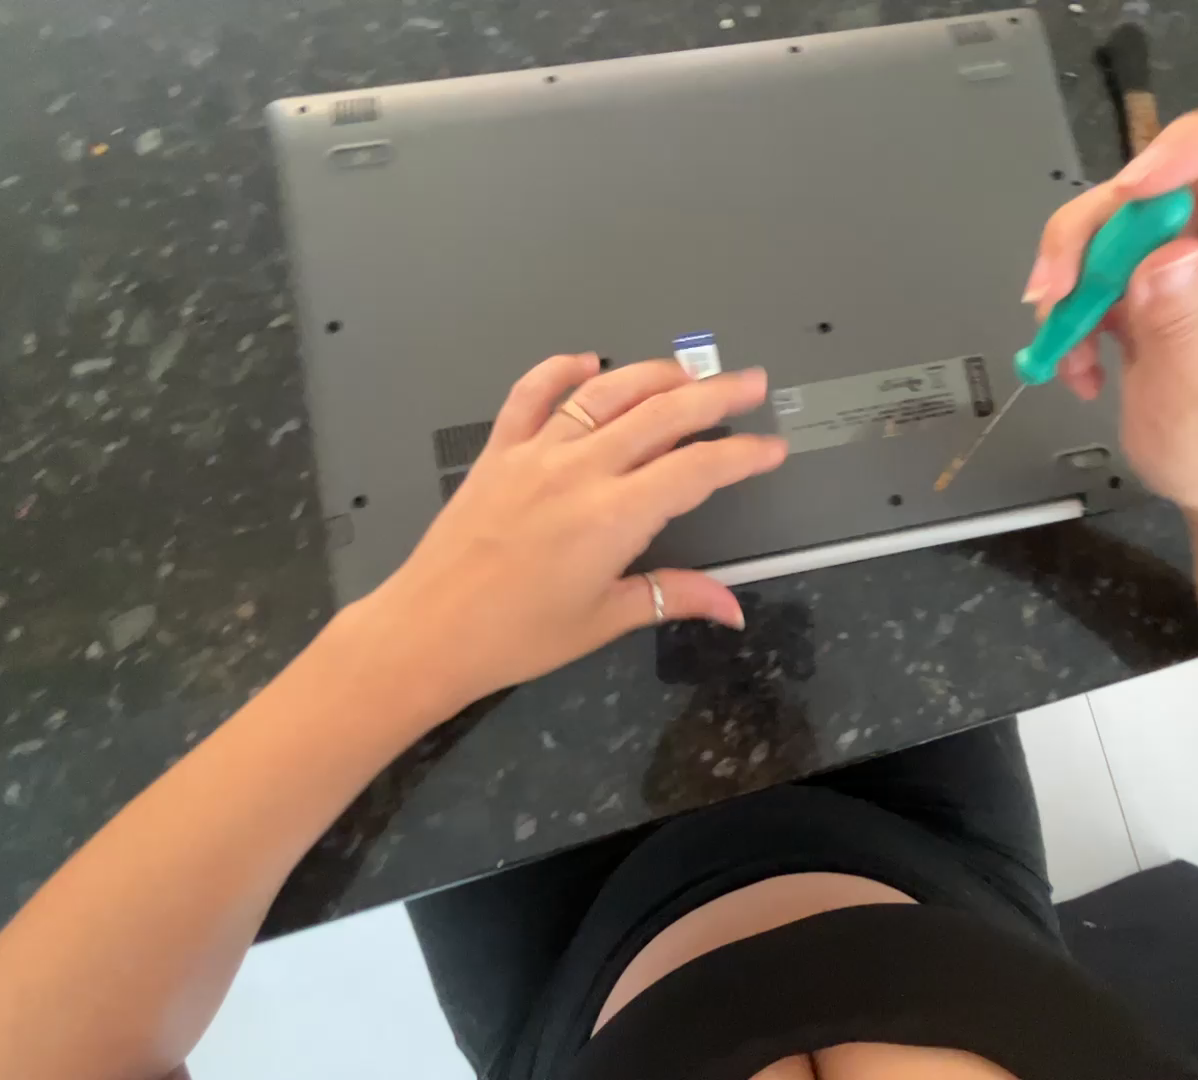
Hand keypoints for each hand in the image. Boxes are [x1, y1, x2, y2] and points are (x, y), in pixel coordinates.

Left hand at [351, 353, 786, 704]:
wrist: (428, 632)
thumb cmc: (516, 636)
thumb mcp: (604, 619)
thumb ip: (674, 597)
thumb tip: (732, 608)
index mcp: (613, 516)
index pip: (696, 470)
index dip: (742, 454)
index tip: (770, 447)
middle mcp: (580, 470)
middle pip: (663, 414)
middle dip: (716, 395)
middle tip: (750, 382)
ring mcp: (537, 453)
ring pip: (606, 391)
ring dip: (654, 374)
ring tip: (688, 371)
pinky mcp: (500, 450)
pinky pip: (531, 394)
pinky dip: (559, 370)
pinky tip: (585, 360)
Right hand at [1020, 109, 1197, 524]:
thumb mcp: (1192, 407)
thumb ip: (1179, 330)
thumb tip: (1163, 254)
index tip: (1127, 190)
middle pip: (1166, 188)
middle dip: (1094, 229)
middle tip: (1053, 291)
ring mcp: (1190, 271)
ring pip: (1118, 227)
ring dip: (1071, 277)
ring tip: (1057, 342)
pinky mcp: (1152, 290)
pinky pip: (1099, 273)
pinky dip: (1071, 315)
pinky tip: (1076, 365)